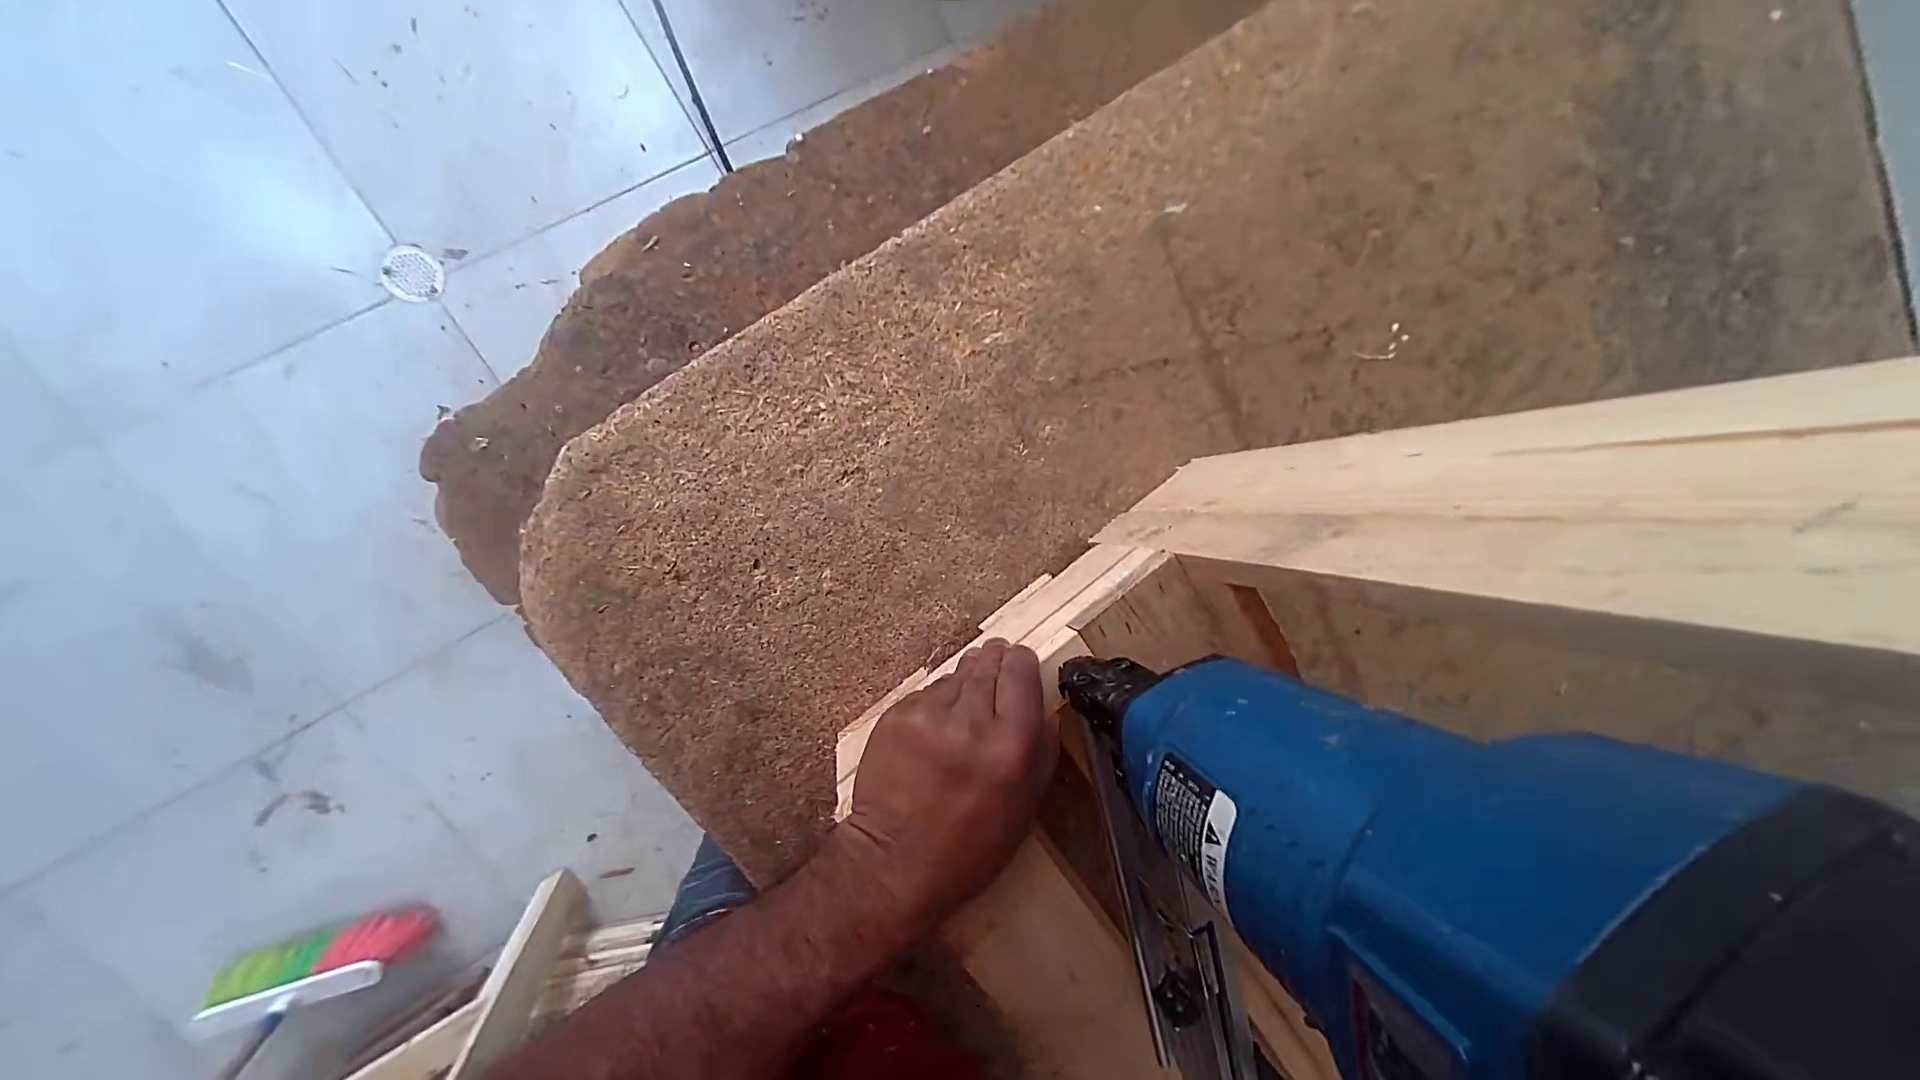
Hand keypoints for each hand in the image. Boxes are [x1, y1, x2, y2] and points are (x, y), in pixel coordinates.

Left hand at [838, 640, 1056, 934]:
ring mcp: (928, 715)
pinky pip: (927, 693)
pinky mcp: (897, 716)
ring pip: (957, 673)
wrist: (894, 863)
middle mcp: (970, 721)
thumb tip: (1047, 706)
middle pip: (989, 660)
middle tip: (996, 673)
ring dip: (966, 683)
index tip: (1021, 664)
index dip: (1022, 662)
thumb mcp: (1025, 806)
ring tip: (965, 713)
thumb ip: (1043, 749)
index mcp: (1010, 745)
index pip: (1021, 670)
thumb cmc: (969, 846)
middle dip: (996, 662)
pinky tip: (936, 731)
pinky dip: (936, 703)